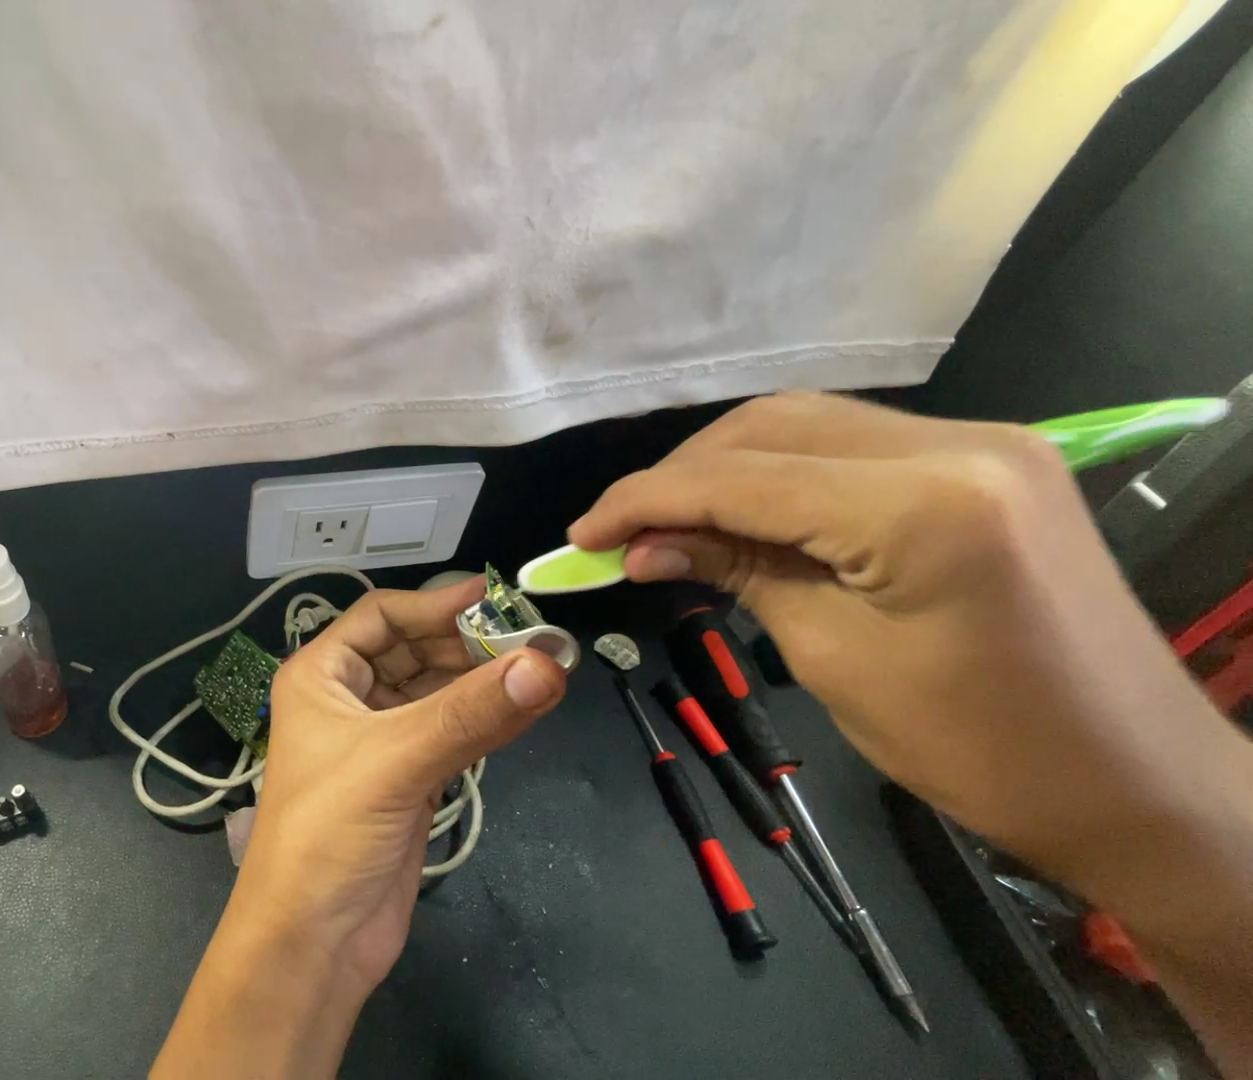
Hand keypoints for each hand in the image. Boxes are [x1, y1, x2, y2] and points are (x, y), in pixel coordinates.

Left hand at [152, 579, 566, 1078]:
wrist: (311, 941)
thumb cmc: (327, 834)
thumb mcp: (394, 761)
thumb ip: (471, 713)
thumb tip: (548, 663)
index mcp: (320, 676)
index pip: (380, 616)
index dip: (435, 604)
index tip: (497, 599)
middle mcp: (347, 699)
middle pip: (413, 649)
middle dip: (467, 643)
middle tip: (535, 640)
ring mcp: (379, 740)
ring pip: (436, 691)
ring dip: (481, 681)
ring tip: (541, 670)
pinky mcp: (407, 778)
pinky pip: (450, 731)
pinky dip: (483, 718)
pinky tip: (521, 708)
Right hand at [569, 392, 1252, 1070]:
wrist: (1134, 782)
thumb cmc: (976, 747)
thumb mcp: (830, 656)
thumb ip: (736, 572)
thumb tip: (642, 545)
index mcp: (921, 504)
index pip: (740, 478)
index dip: (644, 501)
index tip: (580, 535)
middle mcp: (955, 443)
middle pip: (767, 427)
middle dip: (677, 476)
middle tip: (618, 532)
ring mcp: (979, 441)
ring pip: (804, 423)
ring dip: (722, 467)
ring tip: (667, 523)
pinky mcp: (985, 459)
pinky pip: (848, 445)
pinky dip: (776, 472)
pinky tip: (740, 512)